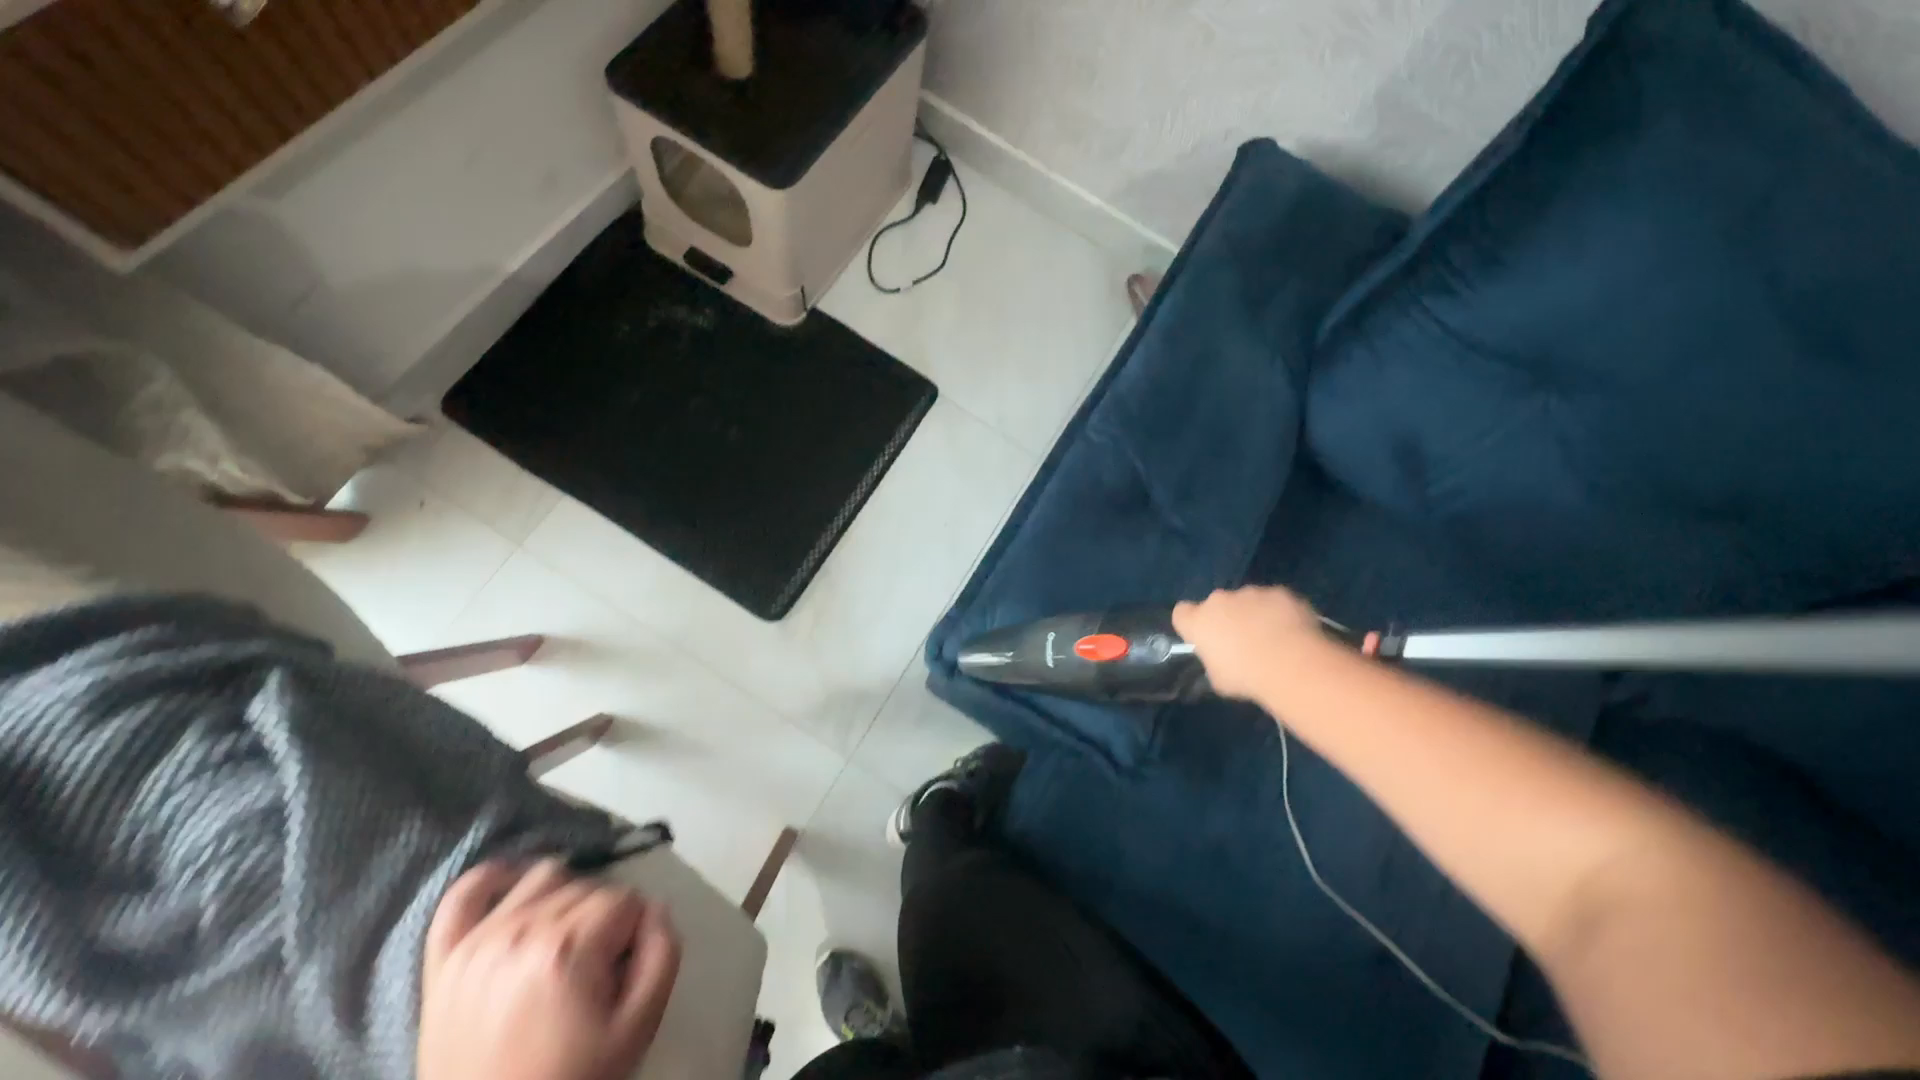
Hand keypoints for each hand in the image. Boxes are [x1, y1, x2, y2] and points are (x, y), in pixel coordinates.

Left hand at [419, 858, 681, 1079]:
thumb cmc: (572, 1077)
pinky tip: (515, 888)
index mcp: (570, 947)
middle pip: (586, 886)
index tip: (627, 963)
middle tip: (600, 962)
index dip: (635, 927)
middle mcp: (521, 930)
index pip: (625, 898)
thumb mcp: (638, 1027)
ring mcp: (477, 940)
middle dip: (604, 914)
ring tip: (567, 935)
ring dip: (563, 894)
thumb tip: (656, 909)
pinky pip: (463, 893)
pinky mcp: (444, 956)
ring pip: (539, 877)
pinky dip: (493, 878)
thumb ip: (661, 955)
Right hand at [1172, 586, 1328, 700]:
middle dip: (1225, 617)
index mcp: (1198, 621)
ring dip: (1253, 613)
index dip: (1191, 623)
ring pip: (1246, 600)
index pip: (1182, 613)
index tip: (1202, 637)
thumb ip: (1213, 661)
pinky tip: (1291, 631)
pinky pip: (1274, 600)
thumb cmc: (1246, 677)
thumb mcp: (1218, 679)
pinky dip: (1279, 611)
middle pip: (1216, 604)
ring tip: (1271, 637)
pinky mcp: (1279, 592)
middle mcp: (1220, 600)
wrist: (1291, 664)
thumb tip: (1219, 659)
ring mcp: (1250, 593)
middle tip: (1240, 641)